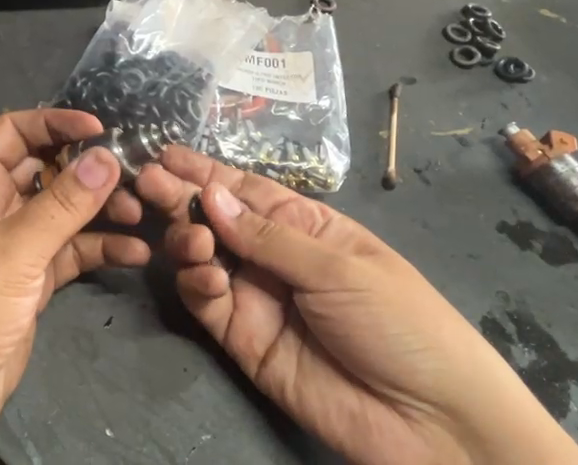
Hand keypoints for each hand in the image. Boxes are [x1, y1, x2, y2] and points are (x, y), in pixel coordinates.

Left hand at [0, 110, 149, 462]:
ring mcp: (11, 243)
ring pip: (60, 210)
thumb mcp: (14, 250)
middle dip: (85, 167)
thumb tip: (106, 156)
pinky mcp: (28, 280)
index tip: (102, 127)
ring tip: (141, 211)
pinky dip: (98, 248)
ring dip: (98, 209)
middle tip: (135, 170)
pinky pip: (68, 251)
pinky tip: (136, 251)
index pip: (12, 131)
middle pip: (42, 167)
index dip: (53, 122)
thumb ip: (63, 204)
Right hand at [133, 146, 577, 464]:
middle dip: (179, 196)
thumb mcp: (340, 268)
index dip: (203, 170)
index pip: (243, 189)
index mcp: (303, 226)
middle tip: (145, 182)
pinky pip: (204, 299)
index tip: (162, 153)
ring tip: (190, 236)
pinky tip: (205, 273)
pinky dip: (195, 281)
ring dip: (185, 237)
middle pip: (213, 217)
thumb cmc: (402, 323)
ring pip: (200, 254)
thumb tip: (210, 195)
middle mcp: (270, 255)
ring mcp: (253, 295)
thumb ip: (267, 236)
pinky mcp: (240, 337)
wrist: (432, 424)